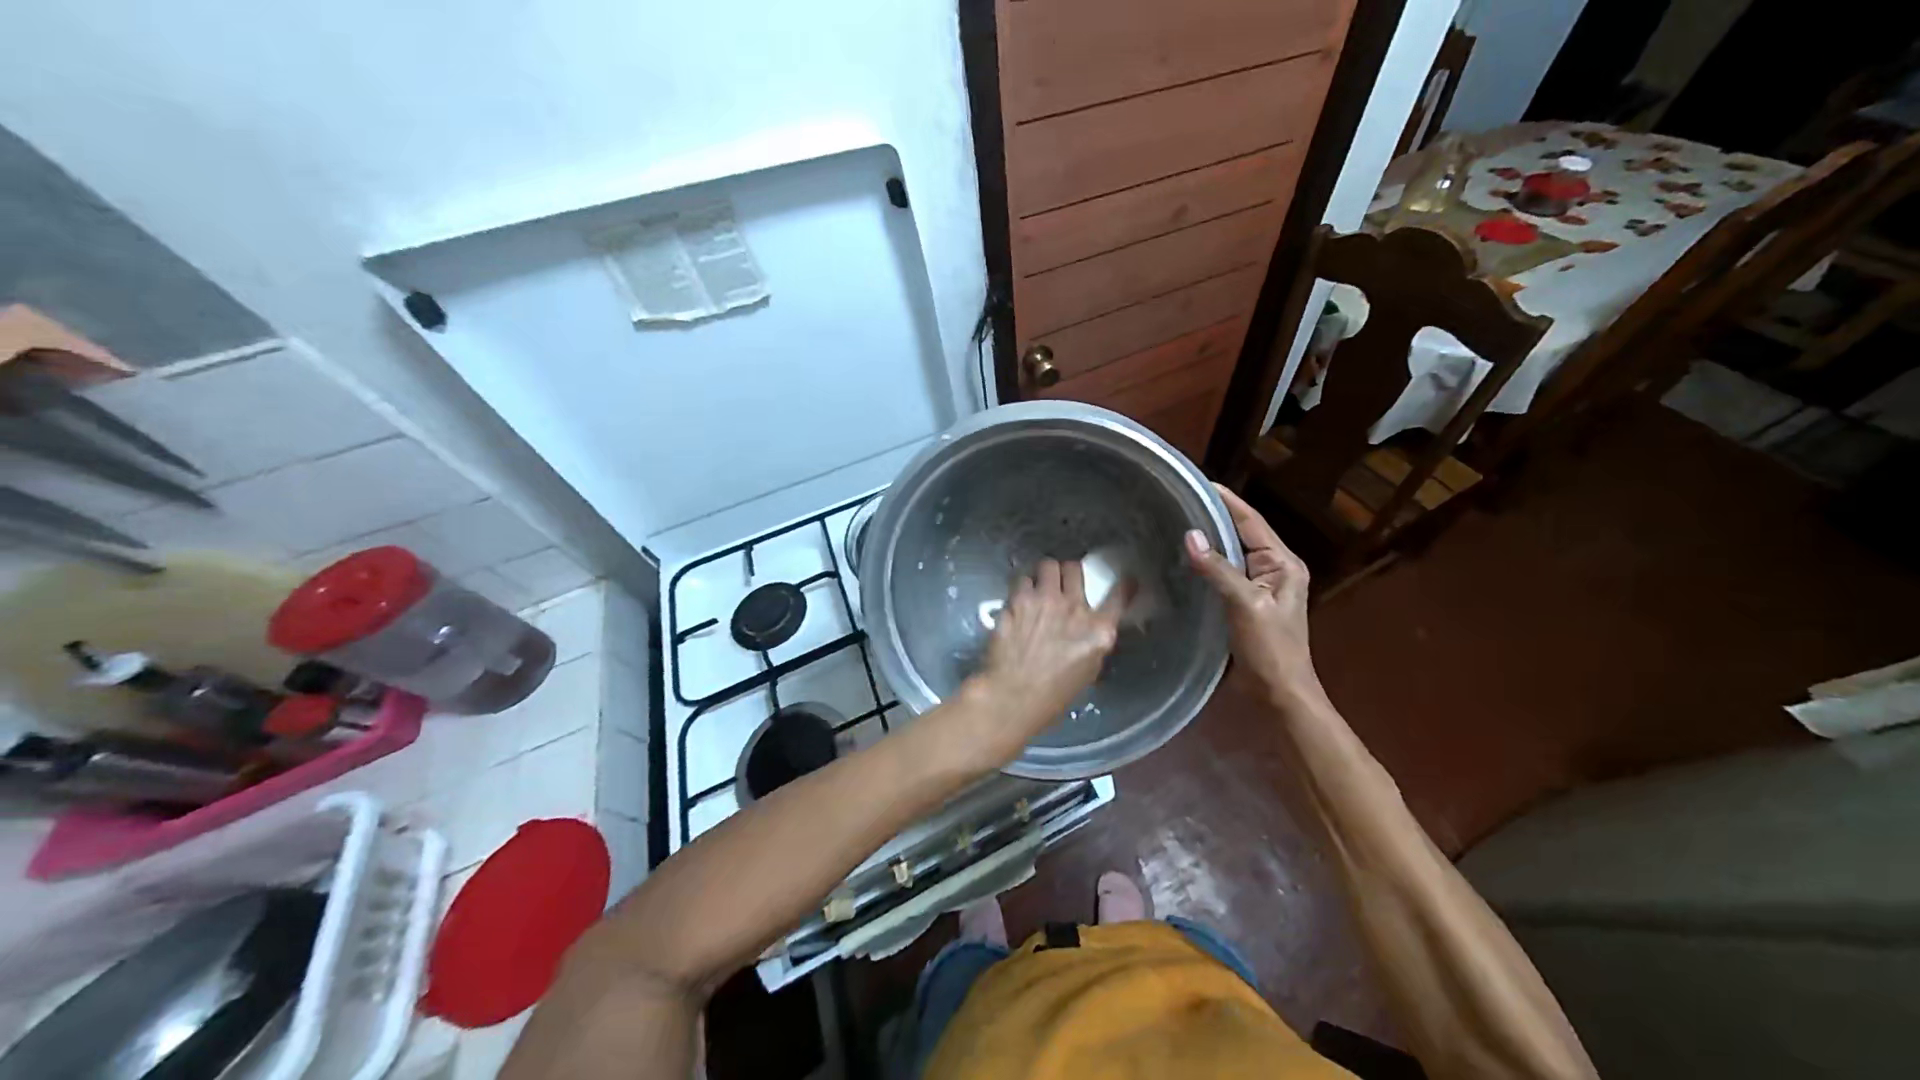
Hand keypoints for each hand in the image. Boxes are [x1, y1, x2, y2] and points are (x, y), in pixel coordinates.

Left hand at [955, 559, 1131, 767]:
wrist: (1014, 696)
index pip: (1118, 596)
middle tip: (1061, 581)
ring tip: (1037, 586)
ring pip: (1047, 565)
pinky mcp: (1018, 600)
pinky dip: (1022, 588)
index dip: (1124, 585)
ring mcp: (1044, 600)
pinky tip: (1018, 600)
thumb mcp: (1088, 670)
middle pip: (1074, 568)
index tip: (1125, 579)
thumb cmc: (1054, 695)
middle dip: (1068, 572)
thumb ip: (1091, 642)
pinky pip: (1021, 580)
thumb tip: (1085, 630)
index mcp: (1098, 630)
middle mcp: (1074, 607)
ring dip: (1043, 575)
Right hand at [1185, 484, 1324, 707]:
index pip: (1251, 522)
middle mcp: (1274, 569)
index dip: (1226, 501)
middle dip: (1213, 517)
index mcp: (1283, 563)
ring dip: (1208, 540)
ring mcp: (1260, 587)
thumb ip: (1219, 570)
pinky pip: (1224, 574)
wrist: (1279, 693)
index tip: (1198, 482)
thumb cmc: (1270, 649)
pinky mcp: (1245, 603)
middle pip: (1241, 534)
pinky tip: (1183, 561)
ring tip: (1175, 523)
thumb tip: (1191, 535)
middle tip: (1178, 500)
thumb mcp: (1245, 605)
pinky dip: (1206, 564)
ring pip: (1231, 554)